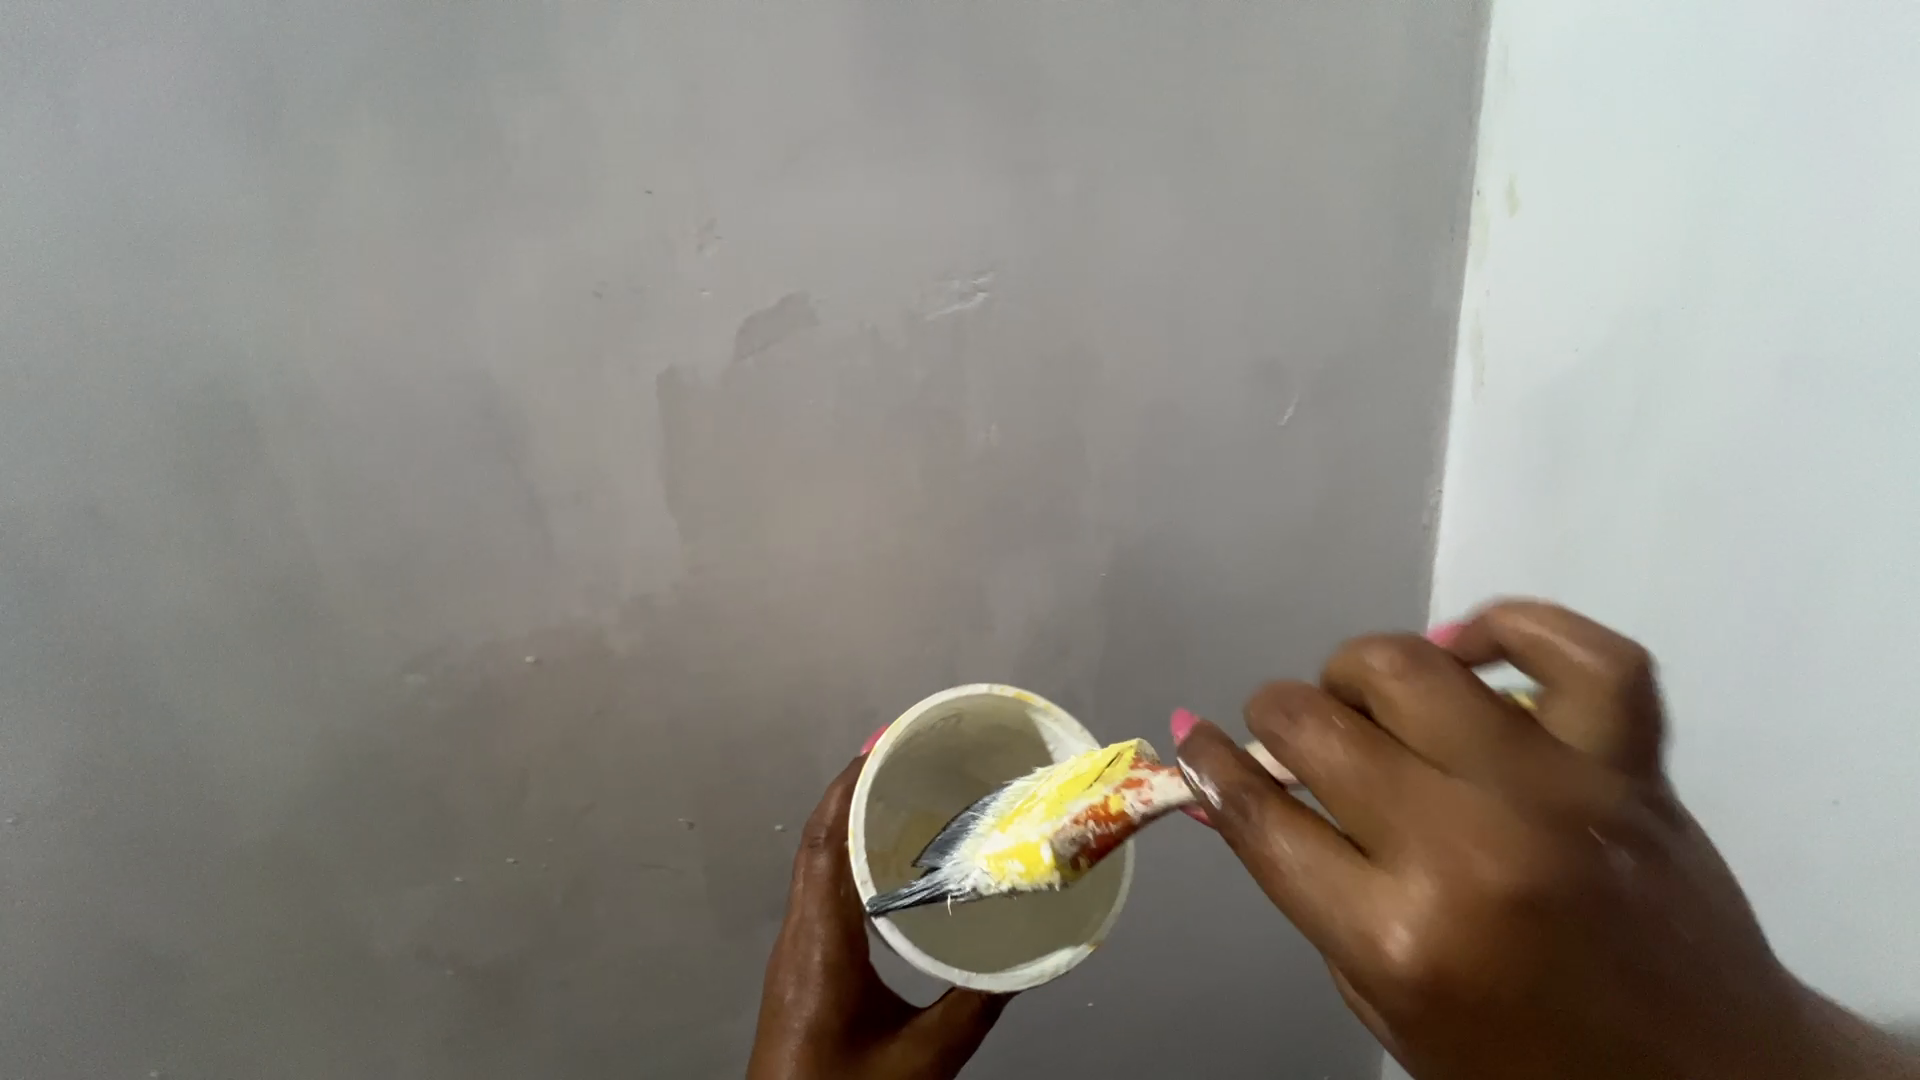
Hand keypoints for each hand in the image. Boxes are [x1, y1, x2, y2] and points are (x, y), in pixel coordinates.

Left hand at [747, 756, 1009, 1079]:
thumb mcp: (923, 1060)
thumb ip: (974, 1005)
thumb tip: (1023, 956)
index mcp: (819, 942)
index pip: (824, 842)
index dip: (848, 788)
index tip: (882, 746)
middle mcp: (799, 933)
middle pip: (817, 841)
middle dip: (852, 791)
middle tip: (900, 757)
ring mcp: (795, 948)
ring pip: (815, 863)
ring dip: (846, 820)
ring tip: (895, 794)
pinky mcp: (800, 963)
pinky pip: (820, 888)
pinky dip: (845, 856)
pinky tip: (881, 862)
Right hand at [1176, 599, 1918, 1079]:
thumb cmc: (1517, 1058)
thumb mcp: (1377, 995)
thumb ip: (1298, 878)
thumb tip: (1219, 781)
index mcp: (1399, 934)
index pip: (1259, 814)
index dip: (1211, 767)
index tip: (1197, 741)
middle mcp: (1469, 850)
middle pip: (1313, 726)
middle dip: (1273, 719)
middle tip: (1286, 736)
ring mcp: (1557, 795)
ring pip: (1408, 667)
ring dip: (1355, 673)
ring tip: (1364, 703)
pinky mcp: (1631, 768)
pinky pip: (1580, 652)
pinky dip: (1512, 628)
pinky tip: (1467, 650)